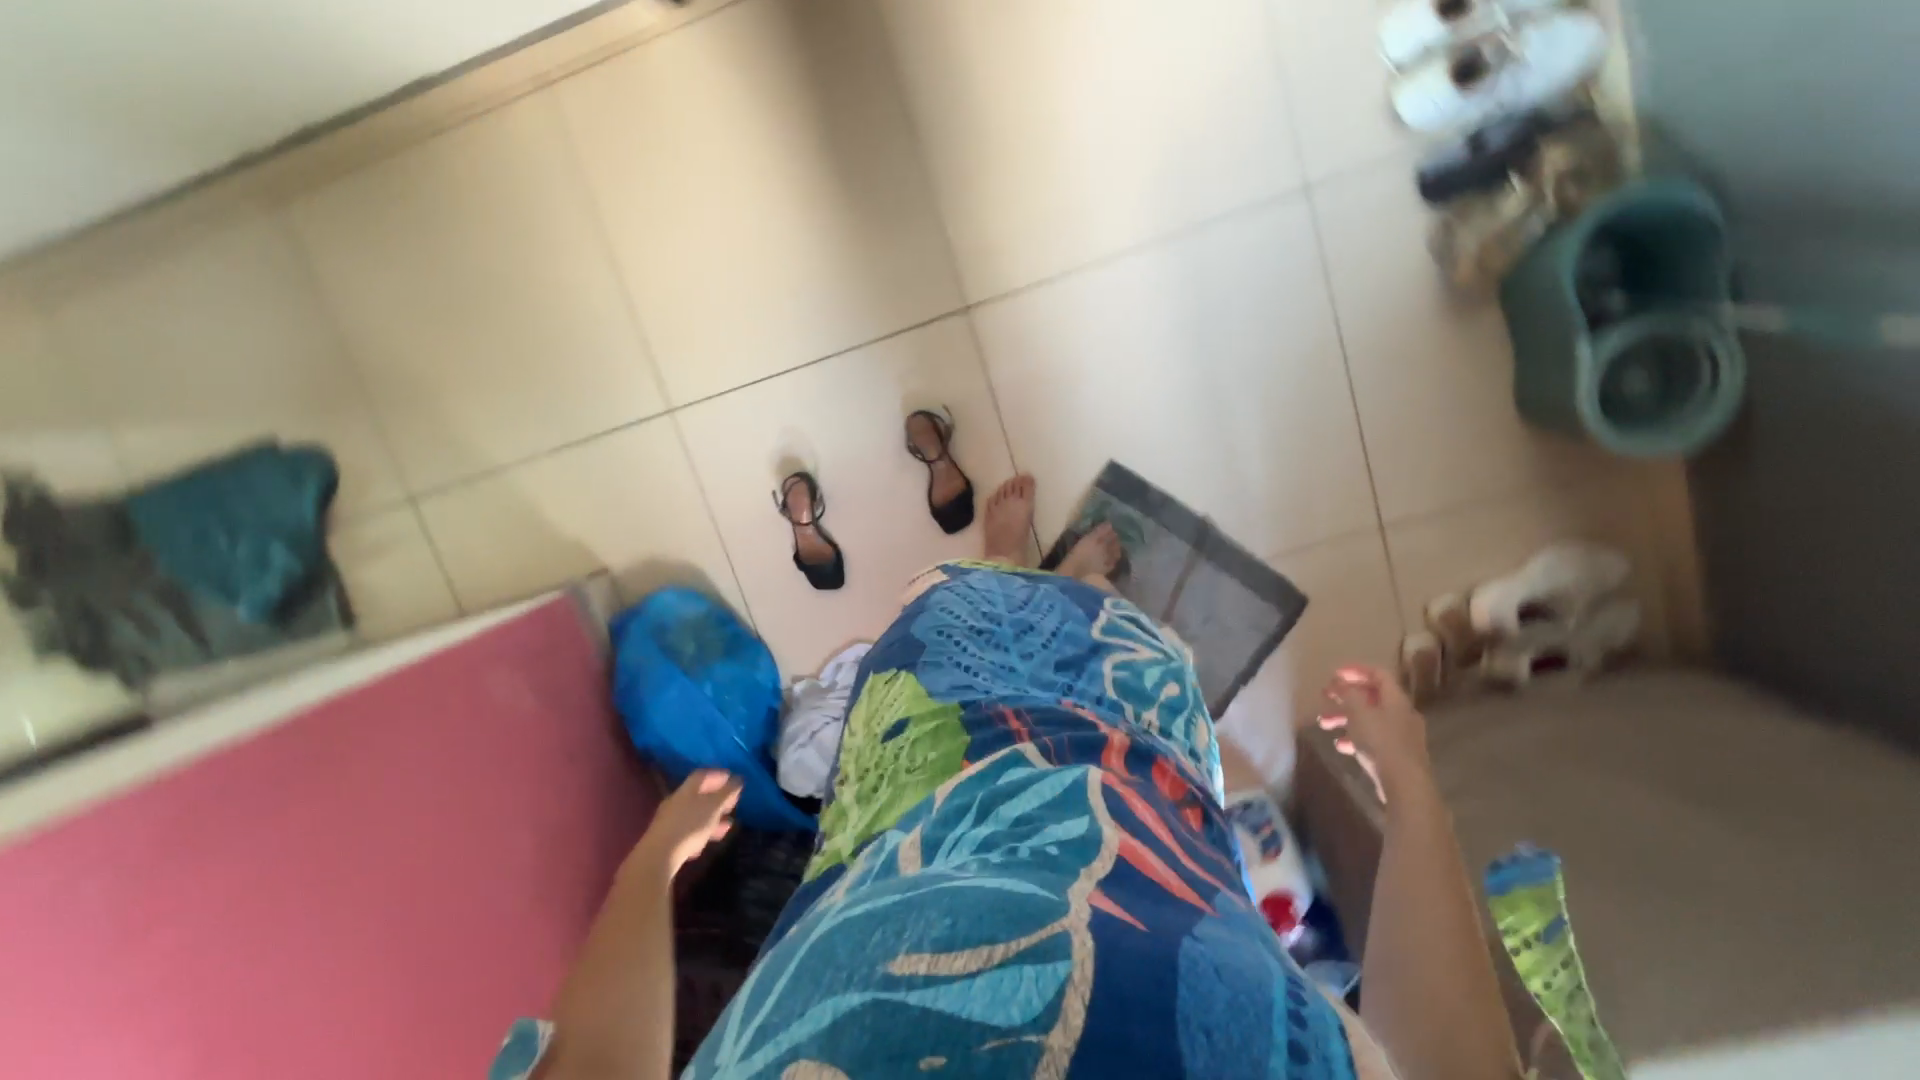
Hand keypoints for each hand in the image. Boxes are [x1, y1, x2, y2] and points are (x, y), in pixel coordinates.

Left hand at [634, 770, 741, 878]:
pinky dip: (700, 833)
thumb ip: (727, 793)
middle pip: (698, 795)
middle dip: (717, 799)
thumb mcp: (713, 807)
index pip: (702, 775)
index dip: (717, 775)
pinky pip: (687, 831)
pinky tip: (707, 842)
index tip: (731, 778)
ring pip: (694, 815)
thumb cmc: (690, 826)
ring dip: (712, 818)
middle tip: (732, 803)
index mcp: (686, 790)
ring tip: (727, 825)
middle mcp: (676, 802)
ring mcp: (669, 821)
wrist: (659, 855)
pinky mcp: (667, 839)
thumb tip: (738, 779)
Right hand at [1318, 665, 1431, 803]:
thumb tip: (1340, 682)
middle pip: (1371, 697)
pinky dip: (1355, 738)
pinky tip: (1341, 746)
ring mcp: (1401, 735)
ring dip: (1345, 718)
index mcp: (1396, 699)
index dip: (1355, 670)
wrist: (1405, 784)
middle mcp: (1401, 713)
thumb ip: (1348, 693)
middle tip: (1323, 698)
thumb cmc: (1381, 742)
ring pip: (1369, 719)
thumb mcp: (1359, 712)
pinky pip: (1373, 739)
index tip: (1333, 673)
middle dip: (1344, 697)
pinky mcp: (1396, 755)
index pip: (1378, 674)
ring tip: (1324, 724)